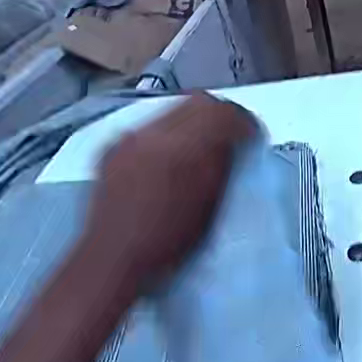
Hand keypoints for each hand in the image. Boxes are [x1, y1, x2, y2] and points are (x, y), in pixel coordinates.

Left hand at [79, 94, 258, 292]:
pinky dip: (166, 132)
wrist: (111, 260)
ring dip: (192, 120)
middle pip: (198, 101)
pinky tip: (168, 155)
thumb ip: (222, 165)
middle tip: (230, 132)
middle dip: (219, 113)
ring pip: (172, 109)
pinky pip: (148, 125)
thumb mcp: (209, 207)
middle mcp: (154, 134)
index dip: (242, 120)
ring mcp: (130, 137)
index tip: (250, 133)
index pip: (223, 113)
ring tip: (200, 143)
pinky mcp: (113, 146)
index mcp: (184, 150)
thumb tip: (233, 143)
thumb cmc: (167, 245)